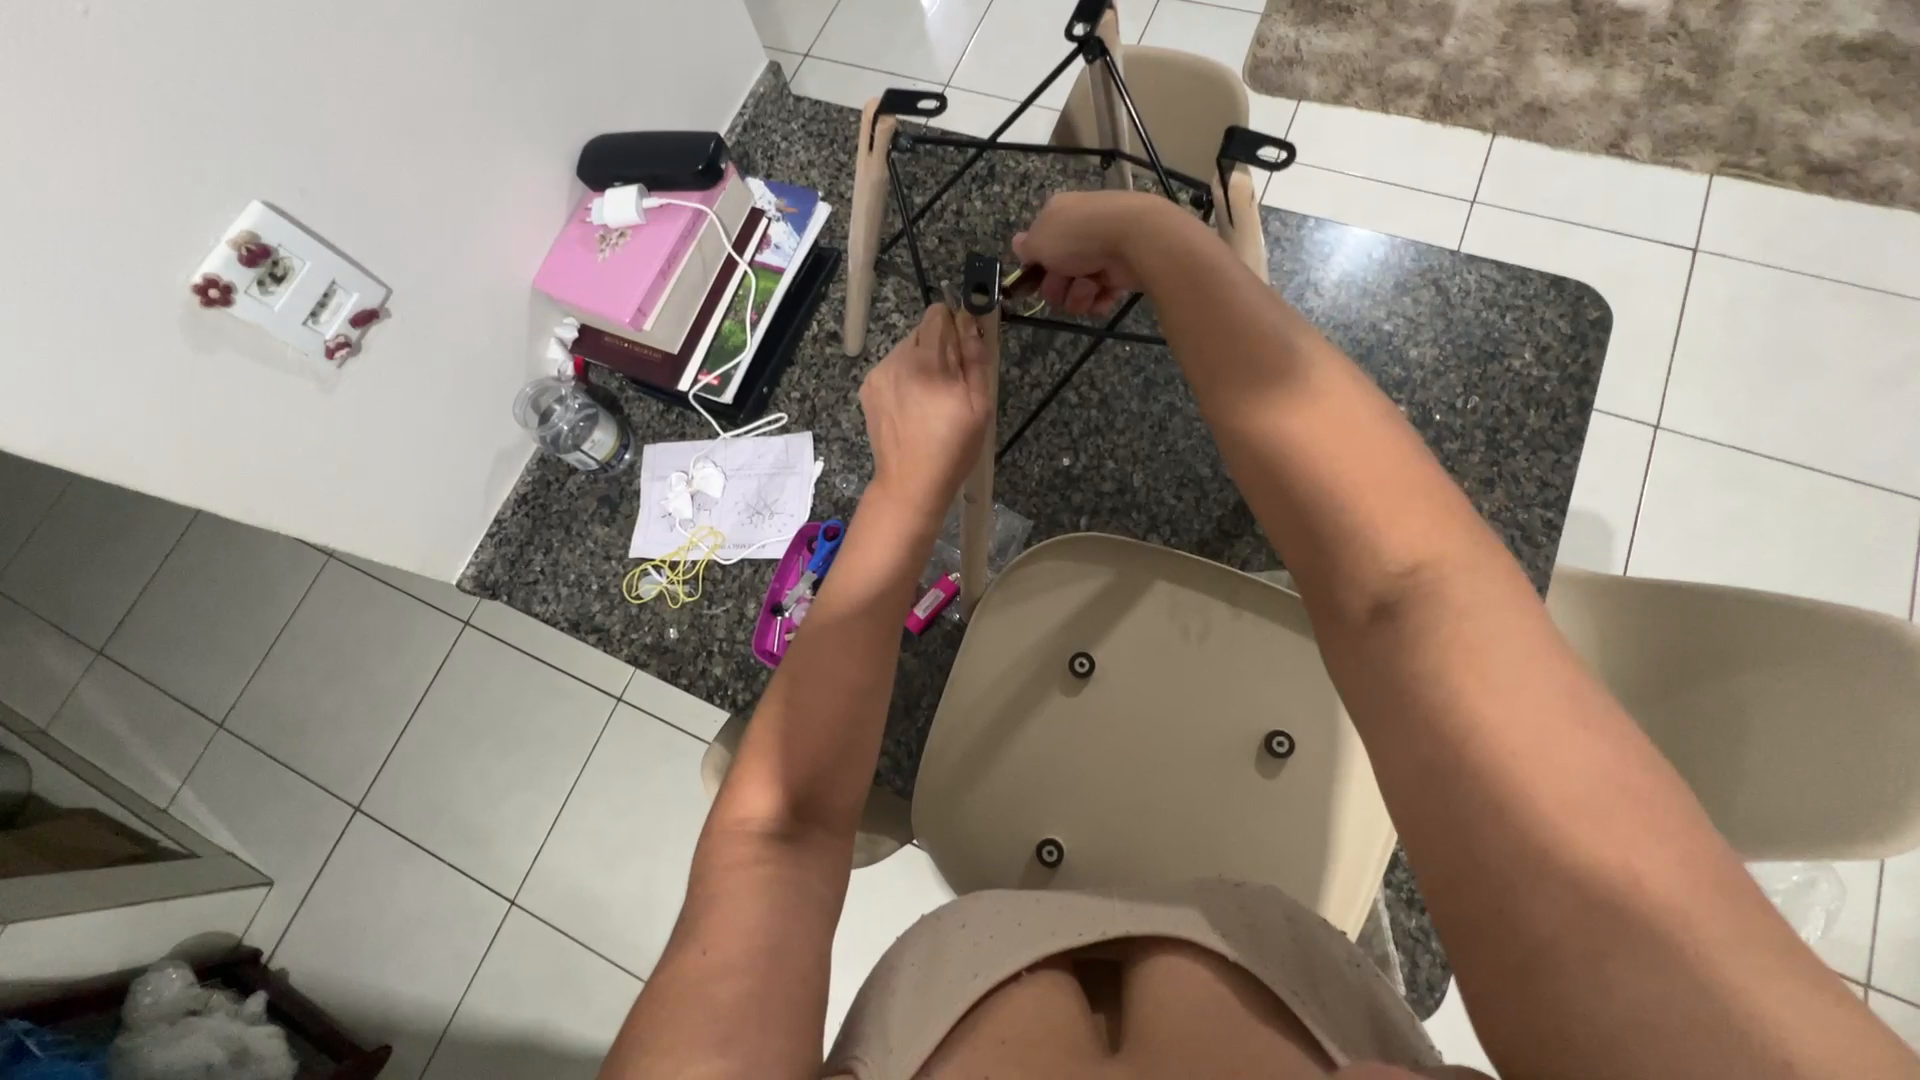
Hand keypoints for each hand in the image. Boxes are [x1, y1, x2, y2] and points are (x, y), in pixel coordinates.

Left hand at [860, 303, 992, 521]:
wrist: (910, 484)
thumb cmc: (952, 449)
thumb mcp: (979, 406)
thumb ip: (976, 358)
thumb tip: (971, 321)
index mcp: (927, 362)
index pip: (938, 315)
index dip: (956, 325)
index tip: (965, 350)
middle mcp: (897, 360)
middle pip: (923, 331)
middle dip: (940, 348)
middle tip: (951, 384)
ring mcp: (878, 374)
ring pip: (907, 350)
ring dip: (922, 363)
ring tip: (931, 400)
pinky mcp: (868, 389)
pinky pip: (892, 368)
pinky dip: (905, 378)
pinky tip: (912, 407)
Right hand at [1012, 191, 1174, 315]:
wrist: (1135, 239)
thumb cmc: (1080, 234)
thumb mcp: (1040, 238)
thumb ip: (1026, 247)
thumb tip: (1018, 244)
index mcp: (1059, 216)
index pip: (1039, 247)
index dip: (1036, 266)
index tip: (1035, 277)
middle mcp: (1079, 234)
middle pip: (1054, 277)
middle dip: (1057, 285)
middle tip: (1066, 277)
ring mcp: (1100, 255)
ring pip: (1074, 292)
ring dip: (1077, 294)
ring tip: (1091, 284)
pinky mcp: (1119, 275)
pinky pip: (1097, 299)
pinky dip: (1098, 299)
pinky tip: (1104, 292)